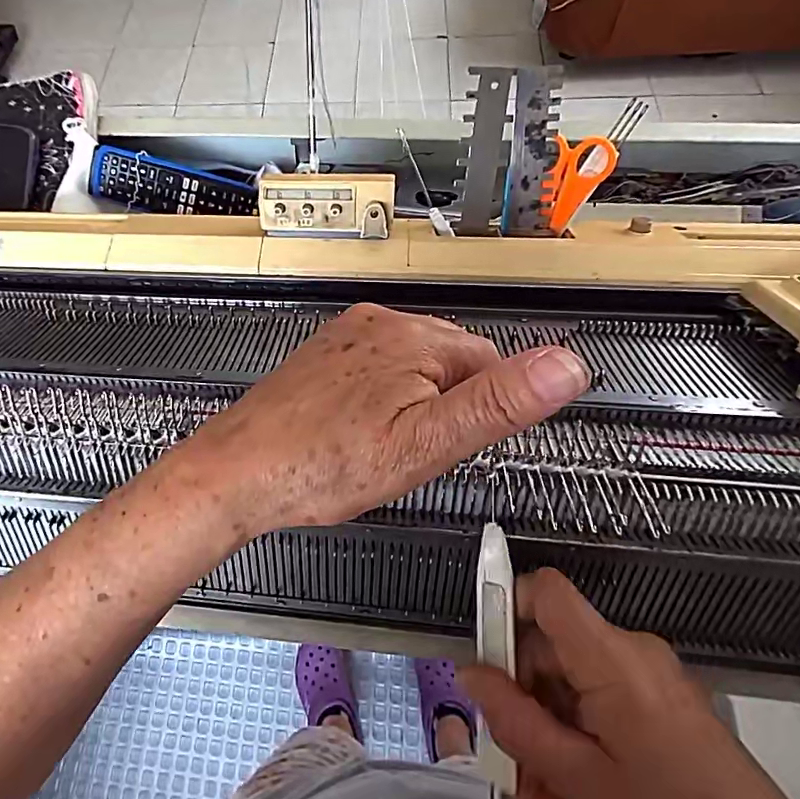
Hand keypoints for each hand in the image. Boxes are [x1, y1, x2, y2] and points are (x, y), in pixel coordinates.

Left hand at [167, 303, 589, 538]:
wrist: (236, 473)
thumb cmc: (319, 463)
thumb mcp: (426, 444)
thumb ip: (498, 403)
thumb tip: (562, 366)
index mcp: (414, 339)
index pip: (490, 364)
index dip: (479, 411)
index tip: (455, 441)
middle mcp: (380, 325)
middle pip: (452, 362)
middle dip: (446, 407)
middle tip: (415, 451)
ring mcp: (348, 338)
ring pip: (413, 368)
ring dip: (413, 403)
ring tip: (382, 446)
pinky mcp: (327, 356)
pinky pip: (377, 371)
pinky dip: (381, 400)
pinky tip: (358, 434)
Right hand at [460, 569, 799, 798]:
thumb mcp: (582, 777)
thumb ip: (518, 724)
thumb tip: (472, 676)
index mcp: (612, 656)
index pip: (547, 591)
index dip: (507, 604)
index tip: (485, 655)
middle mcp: (629, 648)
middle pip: (551, 646)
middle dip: (523, 701)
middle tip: (512, 763)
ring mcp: (646, 669)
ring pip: (570, 679)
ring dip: (547, 729)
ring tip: (542, 794)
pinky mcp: (657, 691)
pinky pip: (598, 693)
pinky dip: (577, 730)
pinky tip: (569, 784)